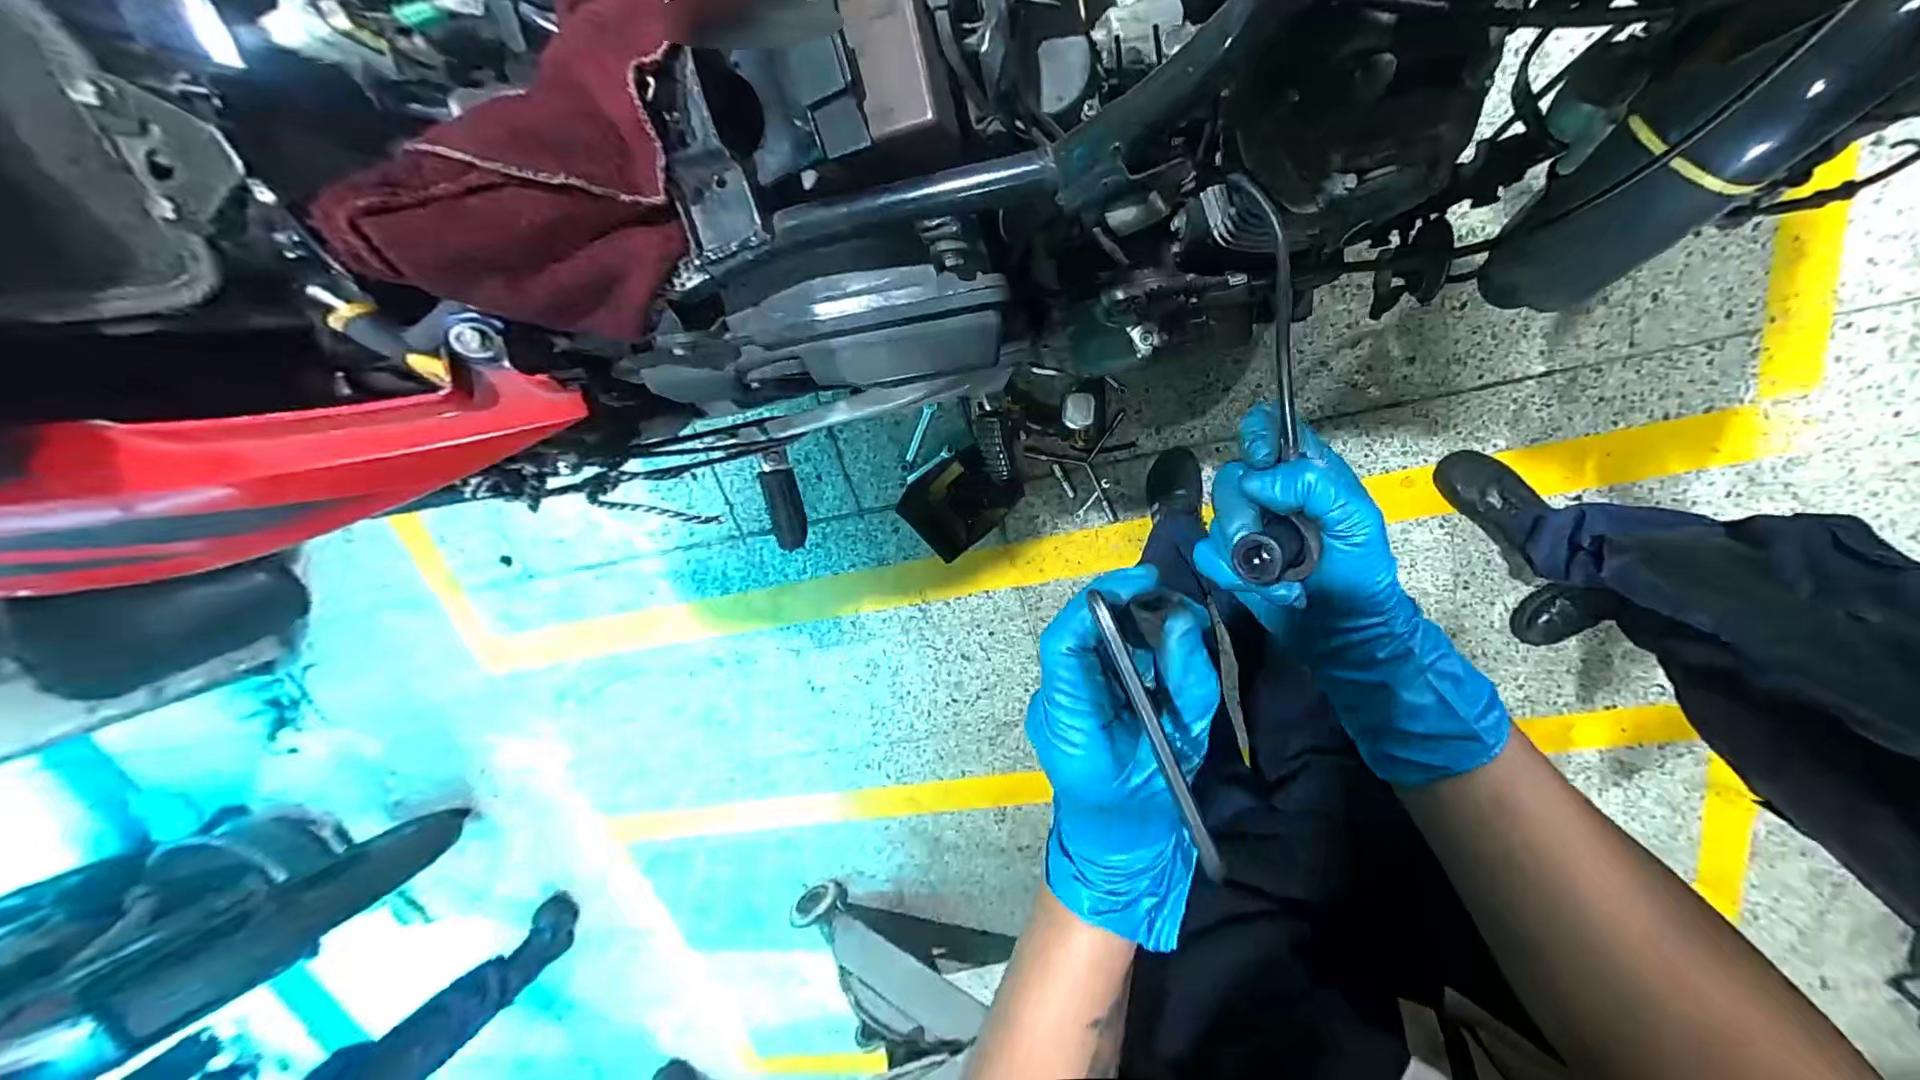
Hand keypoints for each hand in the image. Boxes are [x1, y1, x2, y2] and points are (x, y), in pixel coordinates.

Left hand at [1026, 566, 1219, 951]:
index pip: (1064, 642)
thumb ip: (1185, 684)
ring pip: (1088, 641)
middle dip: (1123, 606)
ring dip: (1129, 622)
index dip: (1100, 600)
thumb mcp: (1182, 745)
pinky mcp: (1072, 701)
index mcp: (1070, 718)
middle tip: (1169, 601)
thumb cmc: (1147, 808)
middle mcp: (1054, 702)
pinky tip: (1156, 644)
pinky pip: (1096, 659)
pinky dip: (1128, 643)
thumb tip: (1181, 621)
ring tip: (1171, 621)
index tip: (1144, 581)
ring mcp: (1058, 701)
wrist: (1114, 849)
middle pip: (1076, 632)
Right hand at [1196, 405, 1510, 786]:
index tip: (1260, 459)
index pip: (1269, 430)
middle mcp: (1269, 495)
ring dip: (1245, 553)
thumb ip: (1314, 487)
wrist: (1344, 633)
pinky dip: (1233, 575)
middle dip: (1245, 512)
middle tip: (1266, 542)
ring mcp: (1246, 528)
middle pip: (1231, 477)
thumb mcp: (1356, 522)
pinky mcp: (1228, 562)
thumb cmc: (1360, 575)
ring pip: (1215, 518)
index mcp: (1305, 474)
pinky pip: (1207, 554)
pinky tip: (1266, 588)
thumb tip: (1257, 478)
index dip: (1256, 435)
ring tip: (1278, 577)